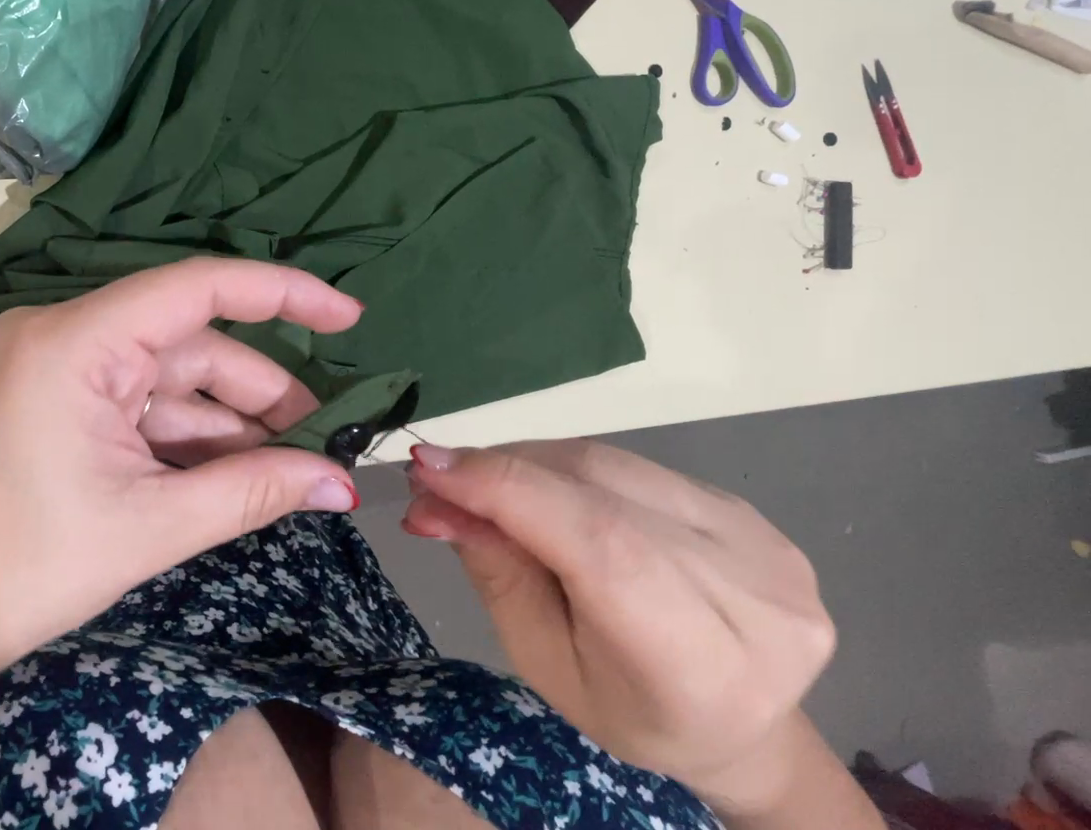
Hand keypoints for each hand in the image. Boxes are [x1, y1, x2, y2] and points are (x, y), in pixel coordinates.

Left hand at [0, 258, 363, 704]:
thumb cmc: (31, 567)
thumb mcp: (153, 524)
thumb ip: (254, 490)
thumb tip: (345, 484)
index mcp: (73, 341)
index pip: (195, 289)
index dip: (281, 295)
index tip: (349, 317)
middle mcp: (63, 336)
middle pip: (189, 345)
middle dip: (260, 394)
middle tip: (328, 442)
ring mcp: (57, 368)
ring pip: (169, 380)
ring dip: (230, 423)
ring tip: (296, 466)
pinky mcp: (57, 402)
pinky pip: (140, 405)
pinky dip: (188, 436)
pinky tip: (241, 470)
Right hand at [403, 440, 836, 814]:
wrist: (736, 721)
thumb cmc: (623, 709)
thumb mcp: (540, 658)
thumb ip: (496, 572)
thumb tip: (431, 500)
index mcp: (699, 662)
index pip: (600, 545)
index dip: (506, 491)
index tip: (424, 466)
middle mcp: (750, 593)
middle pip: (600, 494)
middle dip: (501, 473)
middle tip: (433, 478)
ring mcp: (761, 544)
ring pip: (612, 467)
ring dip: (529, 464)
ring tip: (482, 484)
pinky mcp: (751, 511)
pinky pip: (633, 467)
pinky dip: (568, 468)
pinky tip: (541, 489)